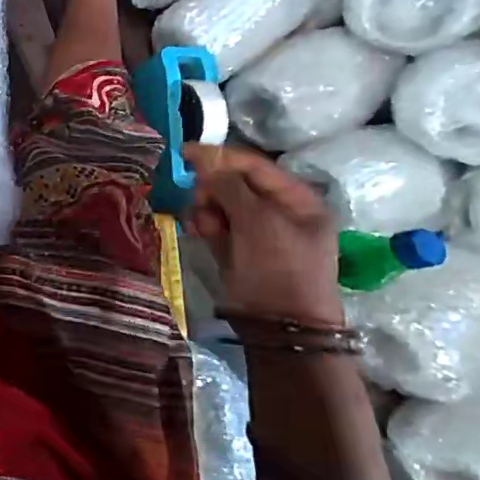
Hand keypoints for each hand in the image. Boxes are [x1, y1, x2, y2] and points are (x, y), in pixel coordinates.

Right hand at [182, 143, 343, 328]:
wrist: (280, 327)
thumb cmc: (278, 268)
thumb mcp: (259, 221)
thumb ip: (231, 186)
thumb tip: (205, 163)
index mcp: (296, 199)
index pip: (253, 165)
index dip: (219, 156)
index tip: (183, 152)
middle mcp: (278, 211)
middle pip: (234, 183)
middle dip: (211, 188)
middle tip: (196, 200)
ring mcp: (257, 232)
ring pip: (220, 204)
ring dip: (206, 209)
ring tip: (202, 226)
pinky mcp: (238, 250)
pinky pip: (216, 226)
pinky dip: (206, 225)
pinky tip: (200, 233)